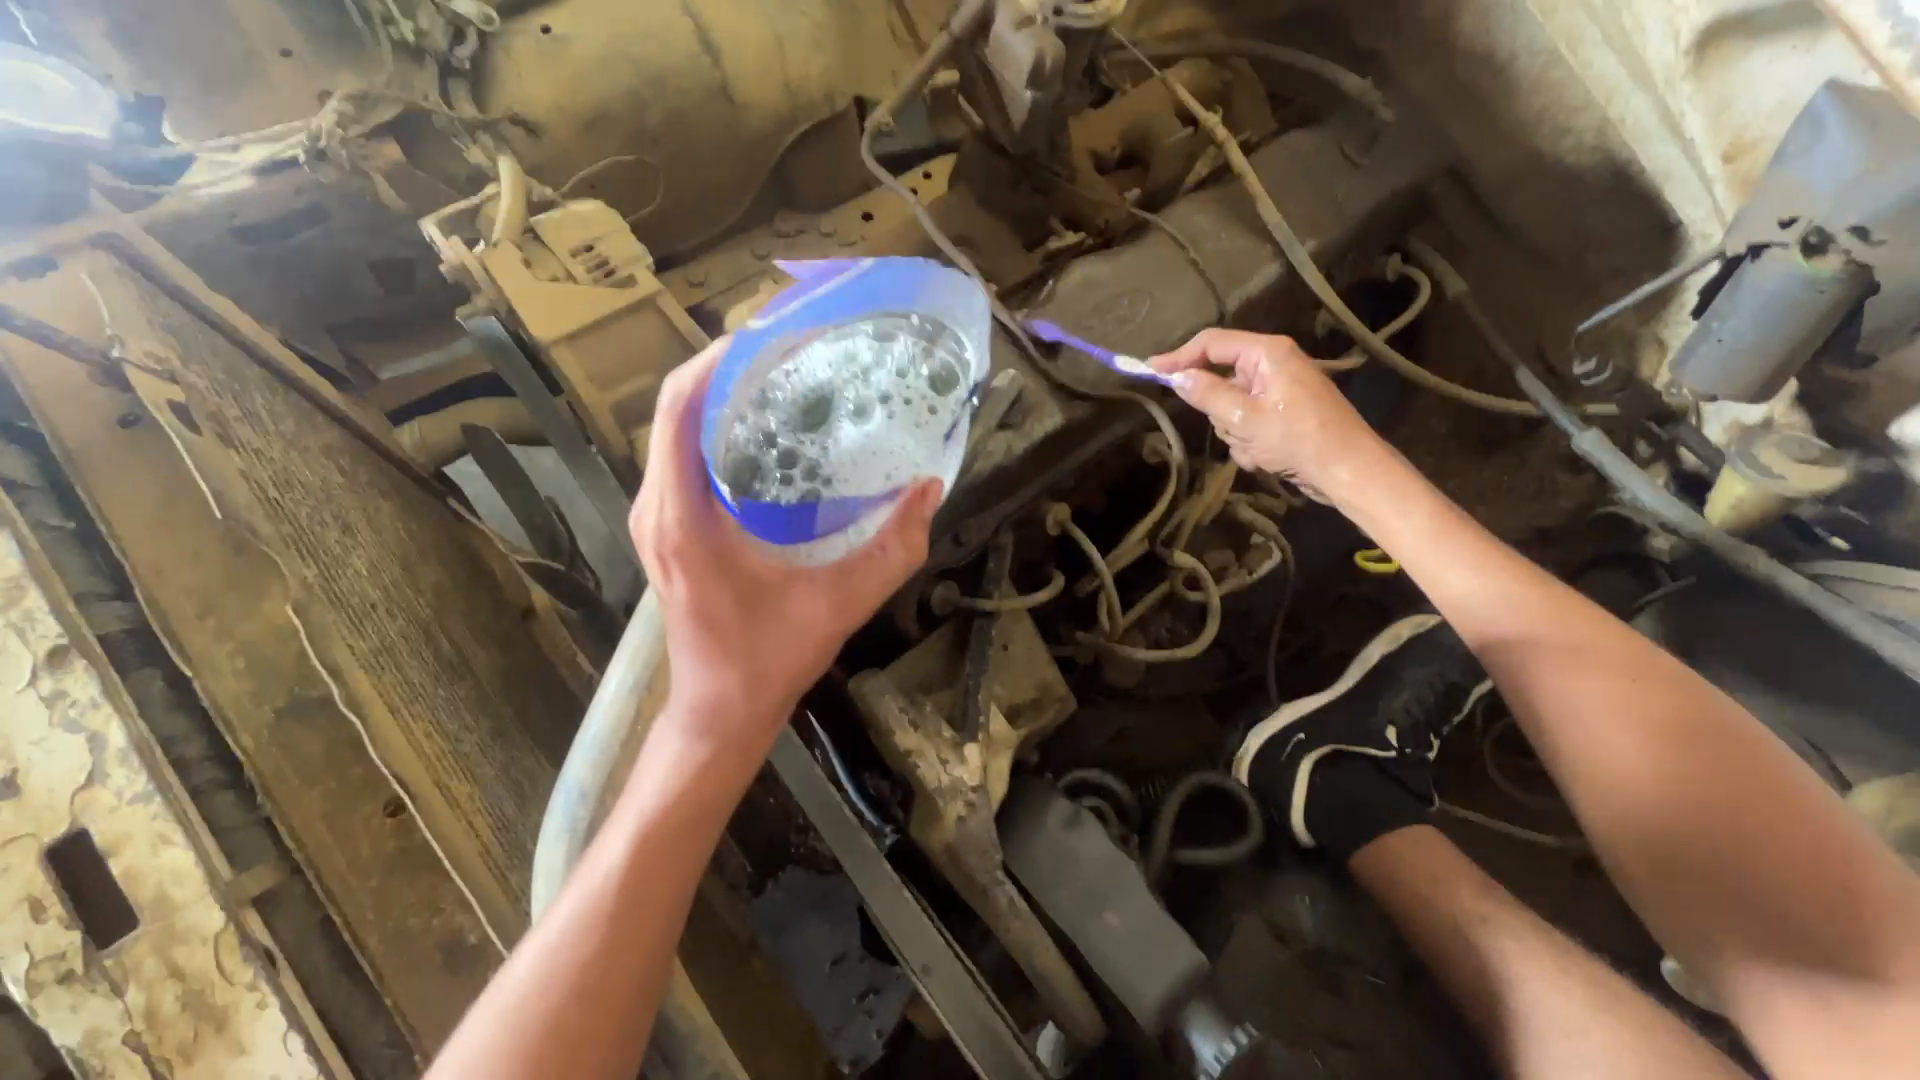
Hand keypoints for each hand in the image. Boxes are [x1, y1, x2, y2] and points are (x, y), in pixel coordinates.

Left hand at [630, 337, 942, 749]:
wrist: (720, 711)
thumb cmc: (768, 659)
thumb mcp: (839, 604)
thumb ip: (891, 549)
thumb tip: (928, 489)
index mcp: (683, 516)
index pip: (681, 407)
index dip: (720, 358)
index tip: (773, 332)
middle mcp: (657, 506)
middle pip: (676, 406)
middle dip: (728, 364)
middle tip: (790, 345)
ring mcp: (656, 517)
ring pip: (677, 428)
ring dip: (722, 393)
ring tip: (783, 372)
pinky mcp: (667, 528)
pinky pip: (683, 455)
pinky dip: (718, 426)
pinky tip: (768, 427)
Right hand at [1150, 329, 1382, 492]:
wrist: (1347, 470)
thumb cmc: (1298, 439)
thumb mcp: (1244, 418)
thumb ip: (1206, 394)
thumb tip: (1176, 377)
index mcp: (1268, 353)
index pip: (1211, 343)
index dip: (1179, 356)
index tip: (1150, 371)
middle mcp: (1274, 363)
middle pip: (1220, 377)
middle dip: (1219, 410)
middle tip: (1234, 430)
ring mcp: (1280, 388)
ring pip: (1231, 405)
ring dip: (1235, 431)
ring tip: (1256, 449)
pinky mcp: (1284, 411)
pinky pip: (1248, 420)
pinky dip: (1249, 440)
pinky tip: (1265, 457)